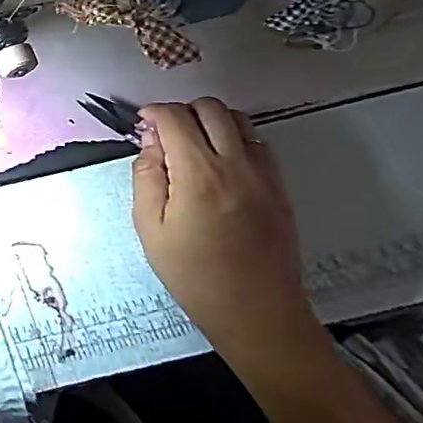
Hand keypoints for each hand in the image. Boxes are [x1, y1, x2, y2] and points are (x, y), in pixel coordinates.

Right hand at [132, 98, 324, 367]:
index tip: (141, 124)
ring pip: (239, 120)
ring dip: (210, 121)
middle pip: (211, 109)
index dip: (152, 113)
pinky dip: (234, 139)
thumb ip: (146, 176)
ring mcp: (265, 177)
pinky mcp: (281, 189)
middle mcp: (237, 167)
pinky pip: (258, 144)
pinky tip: (218, 163)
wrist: (257, 314)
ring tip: (191, 145)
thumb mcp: (149, 226)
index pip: (175, 118)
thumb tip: (151, 143)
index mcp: (200, 176)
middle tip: (163, 133)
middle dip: (181, 111)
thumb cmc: (194, 275)